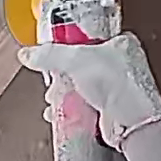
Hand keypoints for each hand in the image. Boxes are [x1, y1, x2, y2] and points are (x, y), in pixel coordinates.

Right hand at [18, 33, 160, 146]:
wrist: (131, 122)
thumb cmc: (119, 85)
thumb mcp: (77, 59)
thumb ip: (50, 55)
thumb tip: (28, 54)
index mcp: (121, 42)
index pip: (89, 37)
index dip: (69, 45)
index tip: (54, 51)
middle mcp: (121, 65)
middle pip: (82, 66)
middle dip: (63, 75)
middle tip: (53, 78)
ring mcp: (116, 90)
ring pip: (82, 88)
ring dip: (64, 95)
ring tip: (55, 97)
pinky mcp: (109, 111)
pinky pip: (85, 108)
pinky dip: (71, 111)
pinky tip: (62, 113)